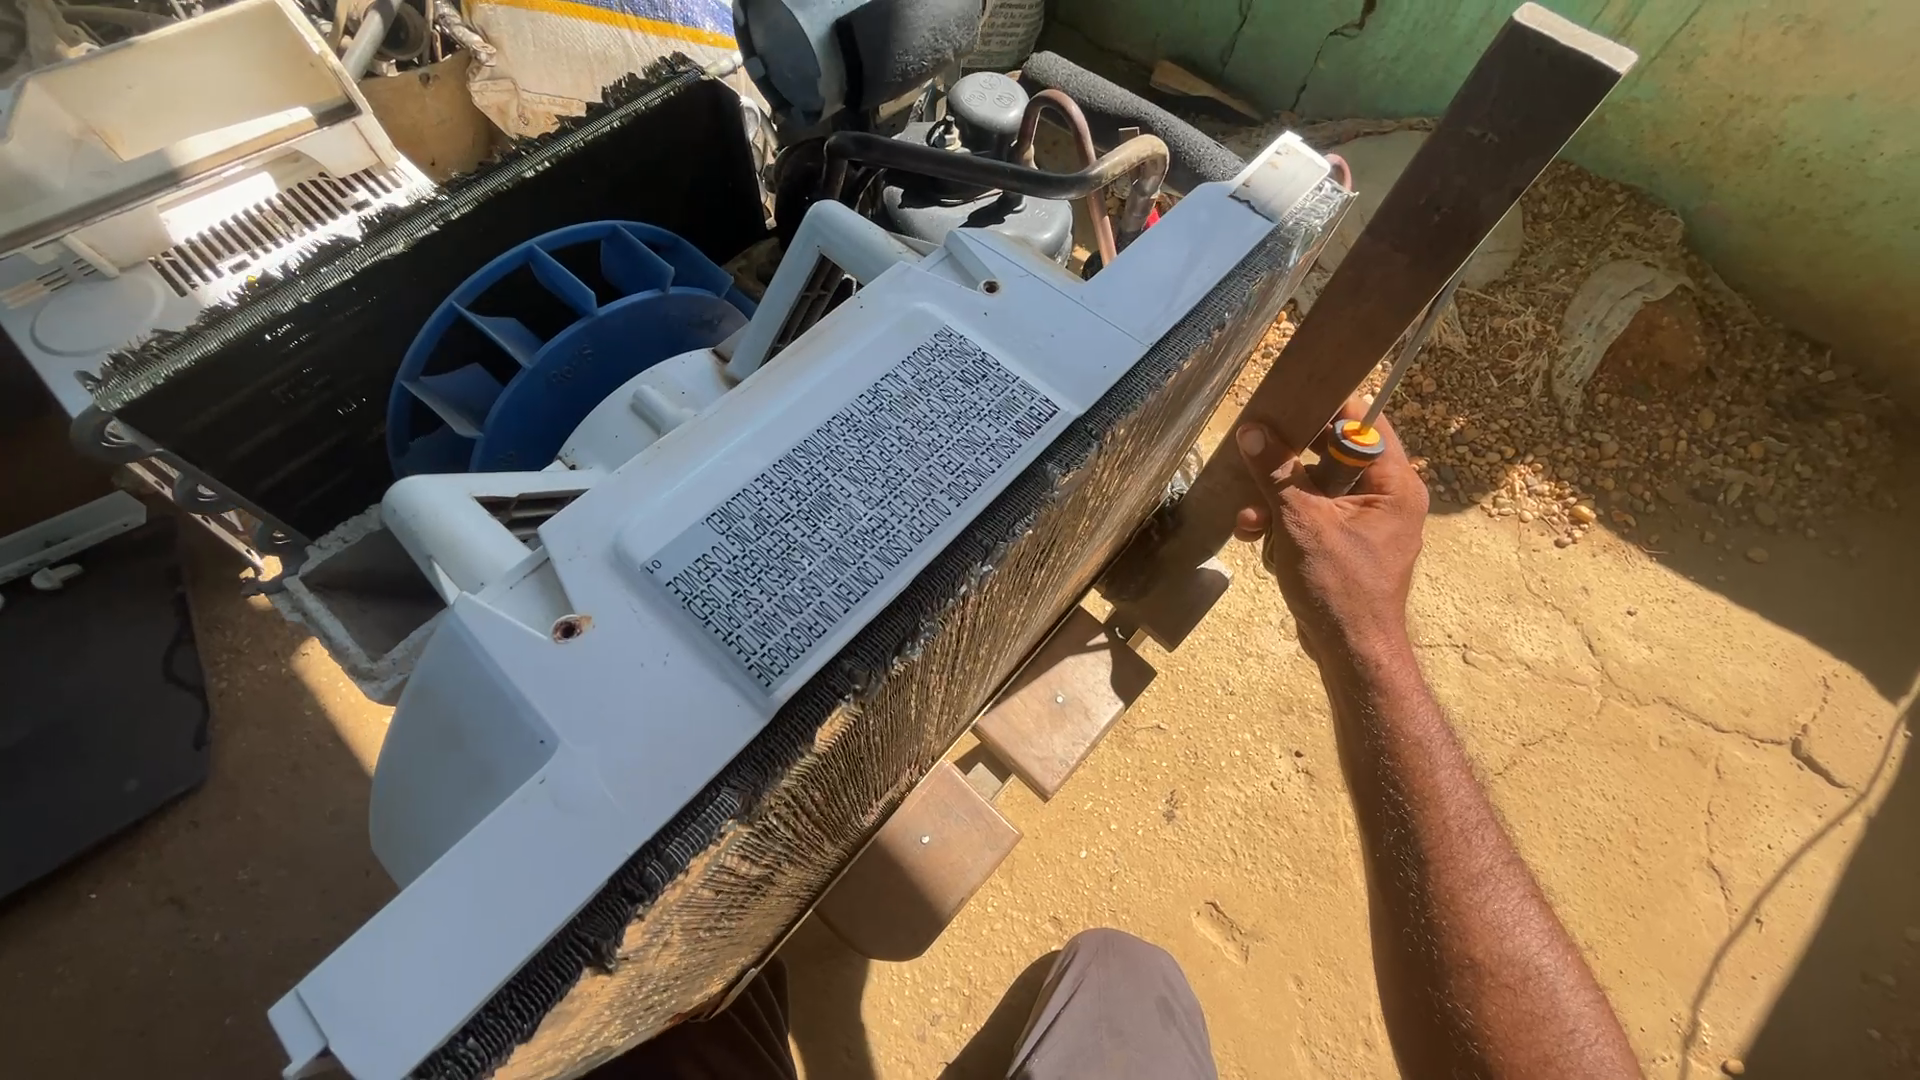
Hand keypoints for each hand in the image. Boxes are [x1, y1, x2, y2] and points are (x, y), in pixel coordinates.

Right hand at [1233, 399, 1427, 663]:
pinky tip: (1255, 537)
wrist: (1349, 651)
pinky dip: (1282, 522)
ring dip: (1275, 499)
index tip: (1285, 403)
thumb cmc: (1338, 585)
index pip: (1364, 423)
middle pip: (1331, 456)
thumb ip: (1276, 472)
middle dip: (1285, 464)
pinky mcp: (1342, 544)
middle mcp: (1385, 497)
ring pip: (1313, 489)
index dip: (1325, 409)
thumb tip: (1252, 429)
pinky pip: (1309, 516)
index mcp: (1394, 484)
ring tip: (1247, 519)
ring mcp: (1363, 522)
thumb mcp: (1301, 522)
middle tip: (1254, 453)